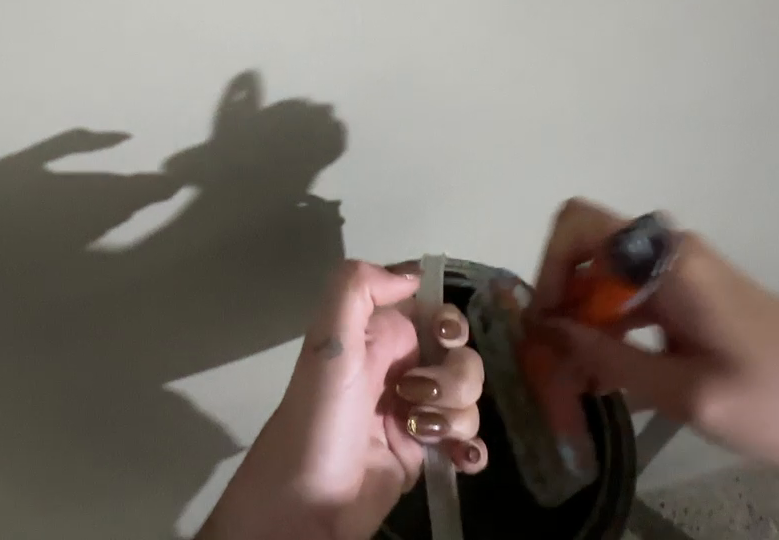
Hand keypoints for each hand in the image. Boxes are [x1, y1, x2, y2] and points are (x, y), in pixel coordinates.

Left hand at [199, 260, 488, 539]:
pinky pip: (466, 439)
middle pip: (459, 357)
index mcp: (375, 334)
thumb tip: (409, 275)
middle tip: (421, 396)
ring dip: (458, 415)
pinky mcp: (423, 453)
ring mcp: (412, 411)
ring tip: (421, 433)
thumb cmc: (319, 416)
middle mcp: (397, 367)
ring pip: (467, 399)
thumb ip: (356, 289)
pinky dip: (471, 447)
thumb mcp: (328, 341)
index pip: (430, 311)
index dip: (447, 322)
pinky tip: (460, 459)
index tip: (444, 339)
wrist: (308, 502)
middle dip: (456, 377)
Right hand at [531, 199, 778, 474]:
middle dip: (561, 295)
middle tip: (555, 350)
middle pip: (586, 247)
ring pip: (606, 272)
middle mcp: (673, 252)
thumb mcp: (686, 394)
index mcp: (670, 262)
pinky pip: (632, 292)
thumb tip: (550, 332)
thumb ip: (610, 358)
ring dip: (583, 314)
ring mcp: (686, 271)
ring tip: (576, 372)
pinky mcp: (696, 293)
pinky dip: (610, 323)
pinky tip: (608, 371)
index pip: (579, 225)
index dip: (549, 265)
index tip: (547, 320)